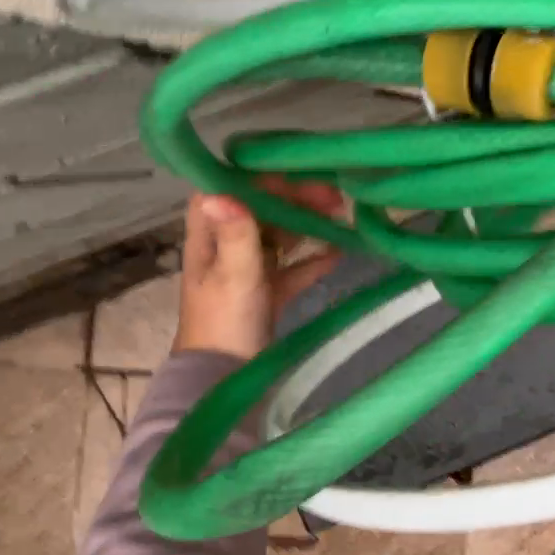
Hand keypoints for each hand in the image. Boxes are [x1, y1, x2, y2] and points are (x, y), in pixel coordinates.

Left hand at [172, 178, 345, 361]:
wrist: (223, 376)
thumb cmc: (226, 320)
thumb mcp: (235, 274)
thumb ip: (237, 233)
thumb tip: (224, 194)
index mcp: (210, 235)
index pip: (234, 189)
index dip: (267, 179)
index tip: (305, 178)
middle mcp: (227, 244)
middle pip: (263, 208)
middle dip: (299, 199)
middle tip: (337, 200)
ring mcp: (248, 267)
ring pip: (281, 233)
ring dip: (310, 224)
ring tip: (343, 219)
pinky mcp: (267, 288)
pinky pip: (294, 265)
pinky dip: (314, 258)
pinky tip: (339, 254)